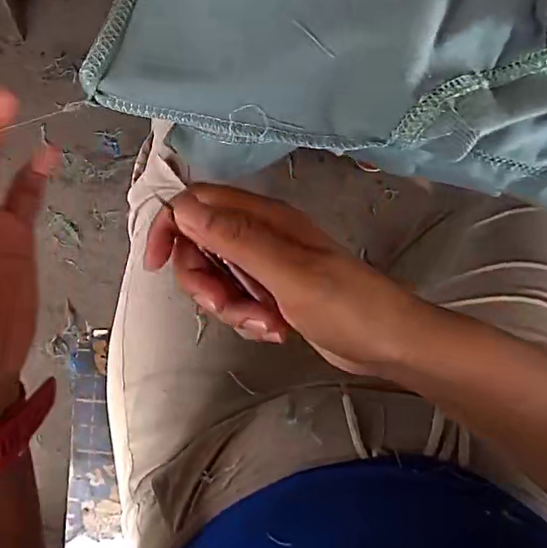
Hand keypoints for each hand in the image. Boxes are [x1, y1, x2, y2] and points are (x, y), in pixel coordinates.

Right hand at [145, 184, 426, 375]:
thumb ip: (235, 238)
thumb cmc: (347, 304)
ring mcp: (265, 263)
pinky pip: (236, 298)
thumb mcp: (287, 272)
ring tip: (265, 323)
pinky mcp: (272, 290)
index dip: (170, 227)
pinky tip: (276, 330)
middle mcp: (260, 233)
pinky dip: (247, 317)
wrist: (389, 343)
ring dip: (229, 305)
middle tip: (223, 305)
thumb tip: (183, 208)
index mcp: (262, 217)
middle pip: (199, 243)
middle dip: (201, 279)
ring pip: (216, 276)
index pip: (196, 204)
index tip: (156, 262)